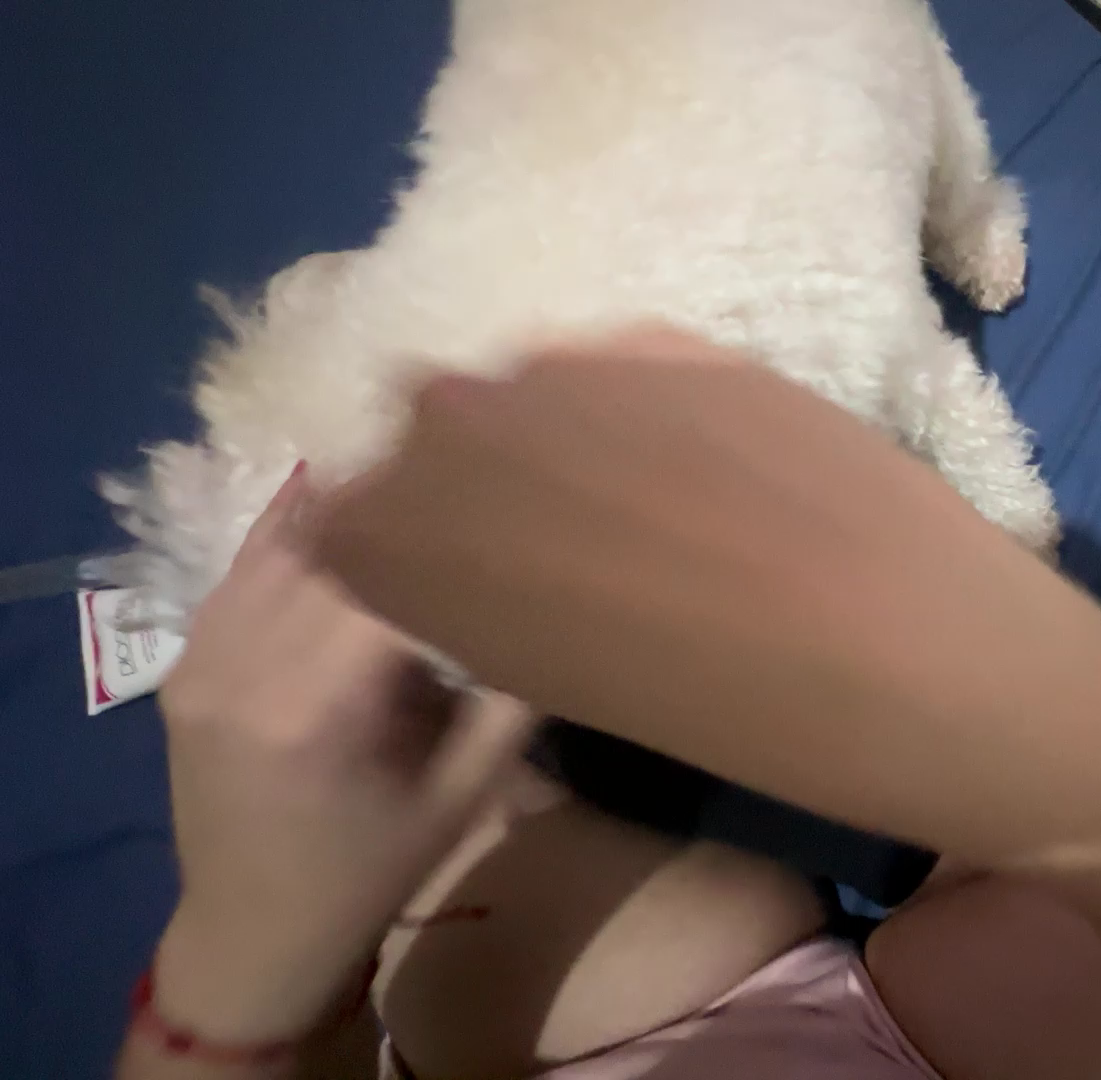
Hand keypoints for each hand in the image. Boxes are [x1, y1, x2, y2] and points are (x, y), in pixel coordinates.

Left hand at [152, 464, 532, 1044]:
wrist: (259, 924)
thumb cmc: (383, 856)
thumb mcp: (473, 785)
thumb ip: (514, 694)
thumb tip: (557, 613)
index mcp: (321, 709)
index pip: (392, 587)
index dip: (455, 540)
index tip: (516, 506)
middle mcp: (244, 671)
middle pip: (337, 553)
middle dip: (409, 508)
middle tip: (479, 469)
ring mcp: (199, 664)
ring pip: (282, 549)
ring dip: (350, 501)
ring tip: (417, 459)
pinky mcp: (185, 665)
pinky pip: (242, 570)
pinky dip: (291, 522)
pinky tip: (332, 482)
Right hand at [309, 326, 1044, 788]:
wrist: (908, 650)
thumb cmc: (748, 719)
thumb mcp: (588, 686)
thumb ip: (516, 607)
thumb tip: (518, 557)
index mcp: (398, 548)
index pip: (360, 517)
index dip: (442, 545)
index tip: (506, 571)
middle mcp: (457, 433)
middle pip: (446, 430)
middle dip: (507, 477)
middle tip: (598, 526)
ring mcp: (581, 369)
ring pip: (542, 386)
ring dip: (586, 431)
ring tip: (672, 489)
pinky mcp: (694, 344)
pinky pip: (633, 364)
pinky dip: (655, 405)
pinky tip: (714, 455)